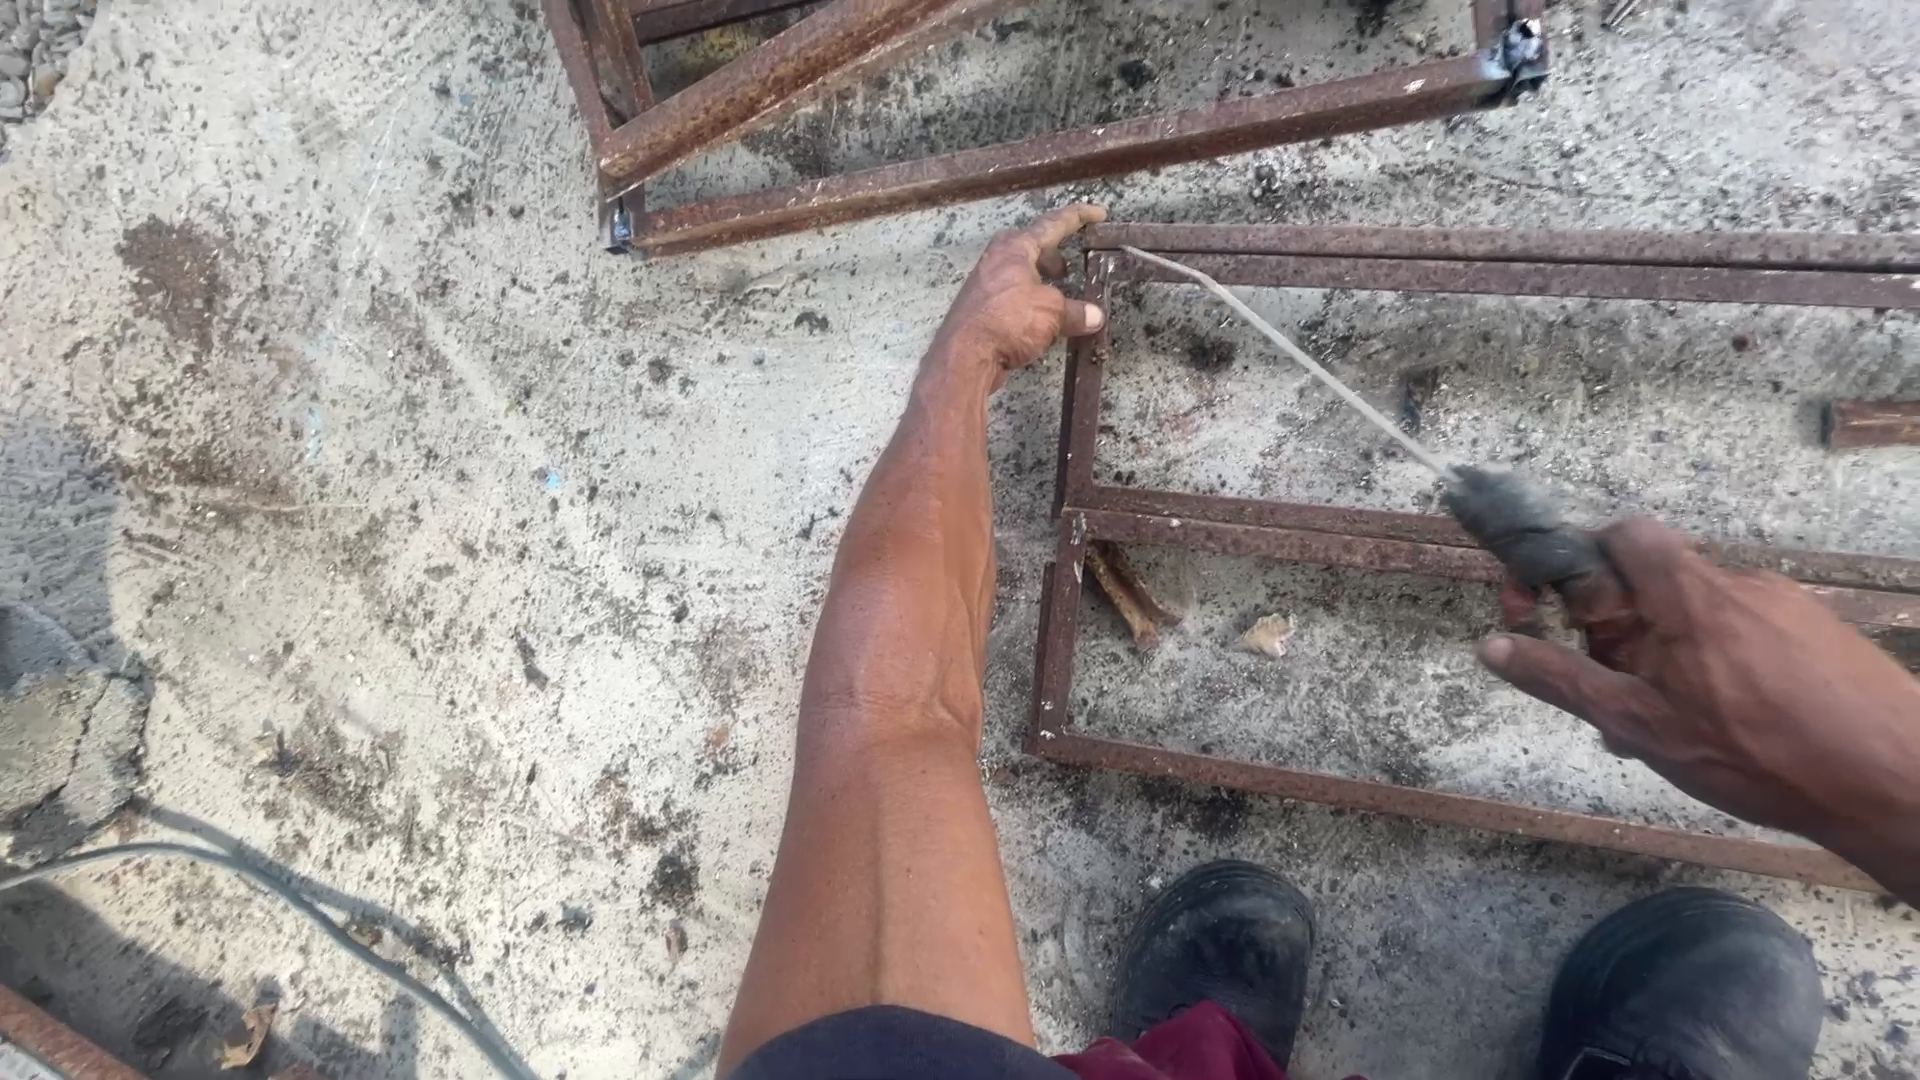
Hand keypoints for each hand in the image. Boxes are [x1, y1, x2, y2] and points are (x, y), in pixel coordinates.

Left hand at [930, 205, 1107, 387]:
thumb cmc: (1007, 321)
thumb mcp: (1051, 313)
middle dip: (1051, 256)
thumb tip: (1095, 317)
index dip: (1079, 217)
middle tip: (1067, 270)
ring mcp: (984, 286)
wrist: (965, 356)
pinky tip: (1036, 321)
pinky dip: (1027, 303)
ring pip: (1019, 274)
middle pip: (1030, 248)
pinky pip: (1010, 298)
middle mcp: (996, 261)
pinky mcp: (979, 311)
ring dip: (1039, 283)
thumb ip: (1075, 312)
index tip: (1098, 213)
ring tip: (1055, 298)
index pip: (1053, 224)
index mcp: (1015, 248)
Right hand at [1478, 518, 1919, 889]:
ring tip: (1660, 717)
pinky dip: (1706, 661)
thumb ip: (1559, 677)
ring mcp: (1787, 609)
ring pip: (1691, 612)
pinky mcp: (1823, 636)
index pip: (1620, 533)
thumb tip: (1490, 645)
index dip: (1570, 557)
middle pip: (1647, 579)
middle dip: (1609, 624)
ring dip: (1656, 650)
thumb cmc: (1762, 754)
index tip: (1544, 608)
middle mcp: (1738, 587)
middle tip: (1605, 682)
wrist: (1914, 794)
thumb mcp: (1638, 722)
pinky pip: (1738, 632)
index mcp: (1688, 596)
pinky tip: (1714, 720)